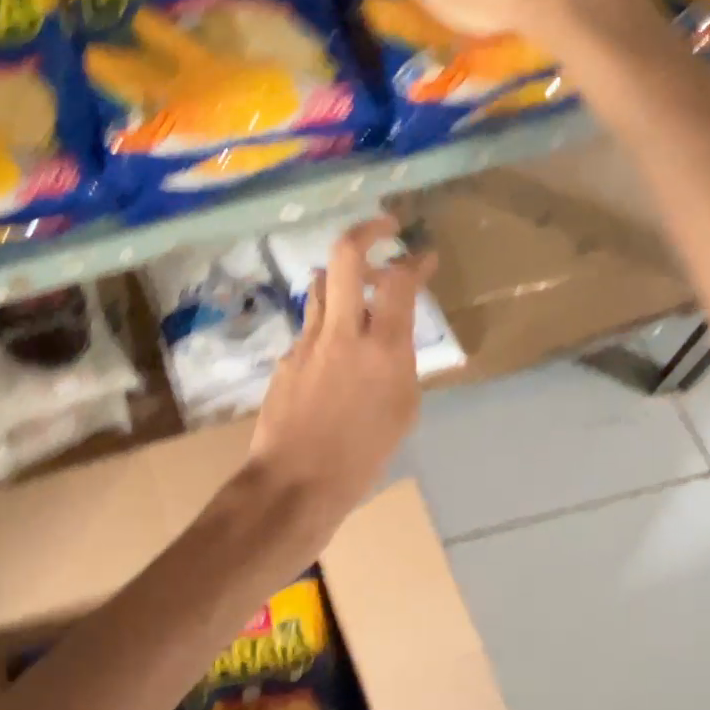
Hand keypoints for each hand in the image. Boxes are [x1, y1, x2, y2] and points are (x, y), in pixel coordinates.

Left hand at [249, 216, 435, 522]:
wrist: (295, 483)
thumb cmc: (362, 458)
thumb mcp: (402, 411)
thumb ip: (399, 364)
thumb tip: (392, 338)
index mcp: (383, 350)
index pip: (400, 281)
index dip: (415, 260)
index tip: (424, 255)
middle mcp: (342, 333)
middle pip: (346, 256)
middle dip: (367, 230)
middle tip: (384, 226)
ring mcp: (307, 342)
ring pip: (321, 285)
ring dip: (340, 276)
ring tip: (356, 285)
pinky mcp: (285, 357)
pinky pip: (309, 326)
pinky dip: (326, 324)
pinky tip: (332, 351)